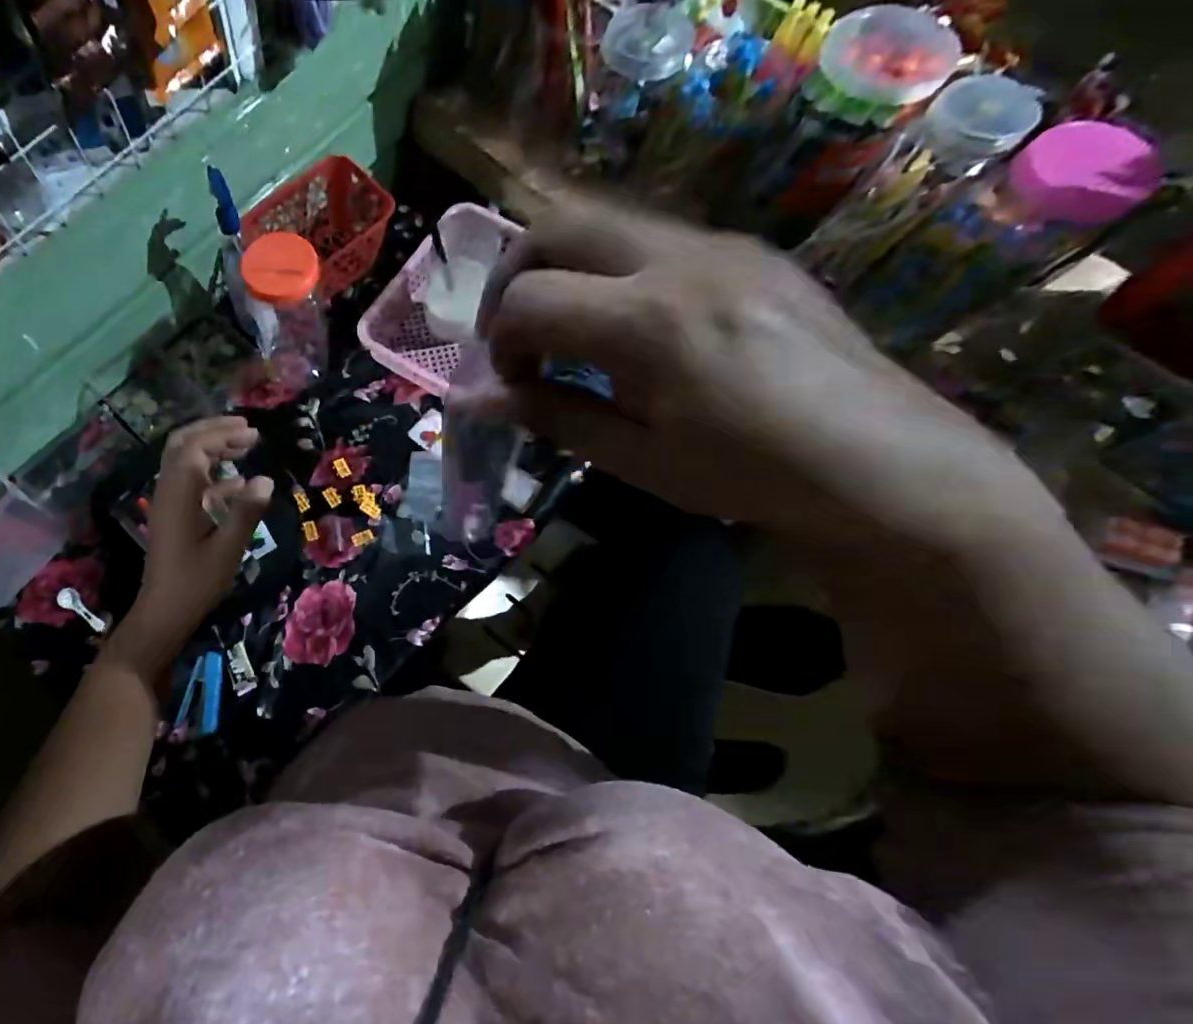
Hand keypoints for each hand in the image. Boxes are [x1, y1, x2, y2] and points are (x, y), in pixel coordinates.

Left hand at [105, 416, 274, 675]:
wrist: (163, 611)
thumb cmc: (195, 583)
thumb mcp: (227, 549)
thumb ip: (245, 512)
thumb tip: (264, 479)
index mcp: (178, 494)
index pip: (195, 448)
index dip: (222, 435)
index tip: (252, 434)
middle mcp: (167, 490)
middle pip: (183, 444)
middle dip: (213, 431)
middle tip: (245, 429)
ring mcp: (166, 502)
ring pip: (184, 461)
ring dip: (211, 449)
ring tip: (244, 447)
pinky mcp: (171, 516)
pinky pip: (188, 482)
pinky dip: (210, 475)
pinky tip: (237, 484)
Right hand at [478, 193, 1043, 546]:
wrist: (882, 463)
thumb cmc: (744, 474)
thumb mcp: (632, 456)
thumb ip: (547, 413)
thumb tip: (470, 400)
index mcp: (648, 323)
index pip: (527, 299)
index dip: (498, 343)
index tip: (512, 385)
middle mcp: (682, 261)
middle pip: (557, 226)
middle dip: (511, 278)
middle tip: (511, 333)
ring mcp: (721, 246)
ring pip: (603, 221)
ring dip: (559, 269)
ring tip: (562, 331)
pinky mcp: (747, 251)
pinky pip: (650, 238)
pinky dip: (607, 272)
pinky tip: (623, 329)